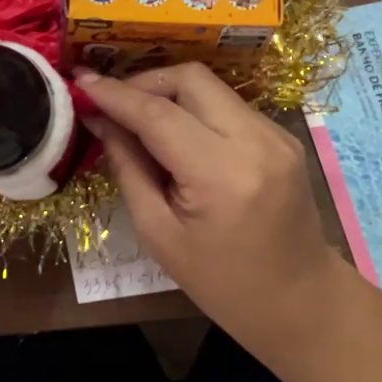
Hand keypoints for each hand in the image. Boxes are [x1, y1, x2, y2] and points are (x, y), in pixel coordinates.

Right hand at [78, 63, 346, 338]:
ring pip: (209, 86)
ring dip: (167, 93)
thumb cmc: (221, 283)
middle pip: (190, 79)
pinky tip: (175, 136)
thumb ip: (128, 168)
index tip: (80, 82)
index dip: (115, 94)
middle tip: (111, 104)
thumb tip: (100, 119)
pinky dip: (193, 108)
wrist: (301, 302)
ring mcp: (276, 135)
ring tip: (137, 120)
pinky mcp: (283, 136)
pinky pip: (226, 104)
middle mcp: (256, 142)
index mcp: (223, 175)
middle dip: (143, 83)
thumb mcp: (158, 233)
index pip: (158, 115)